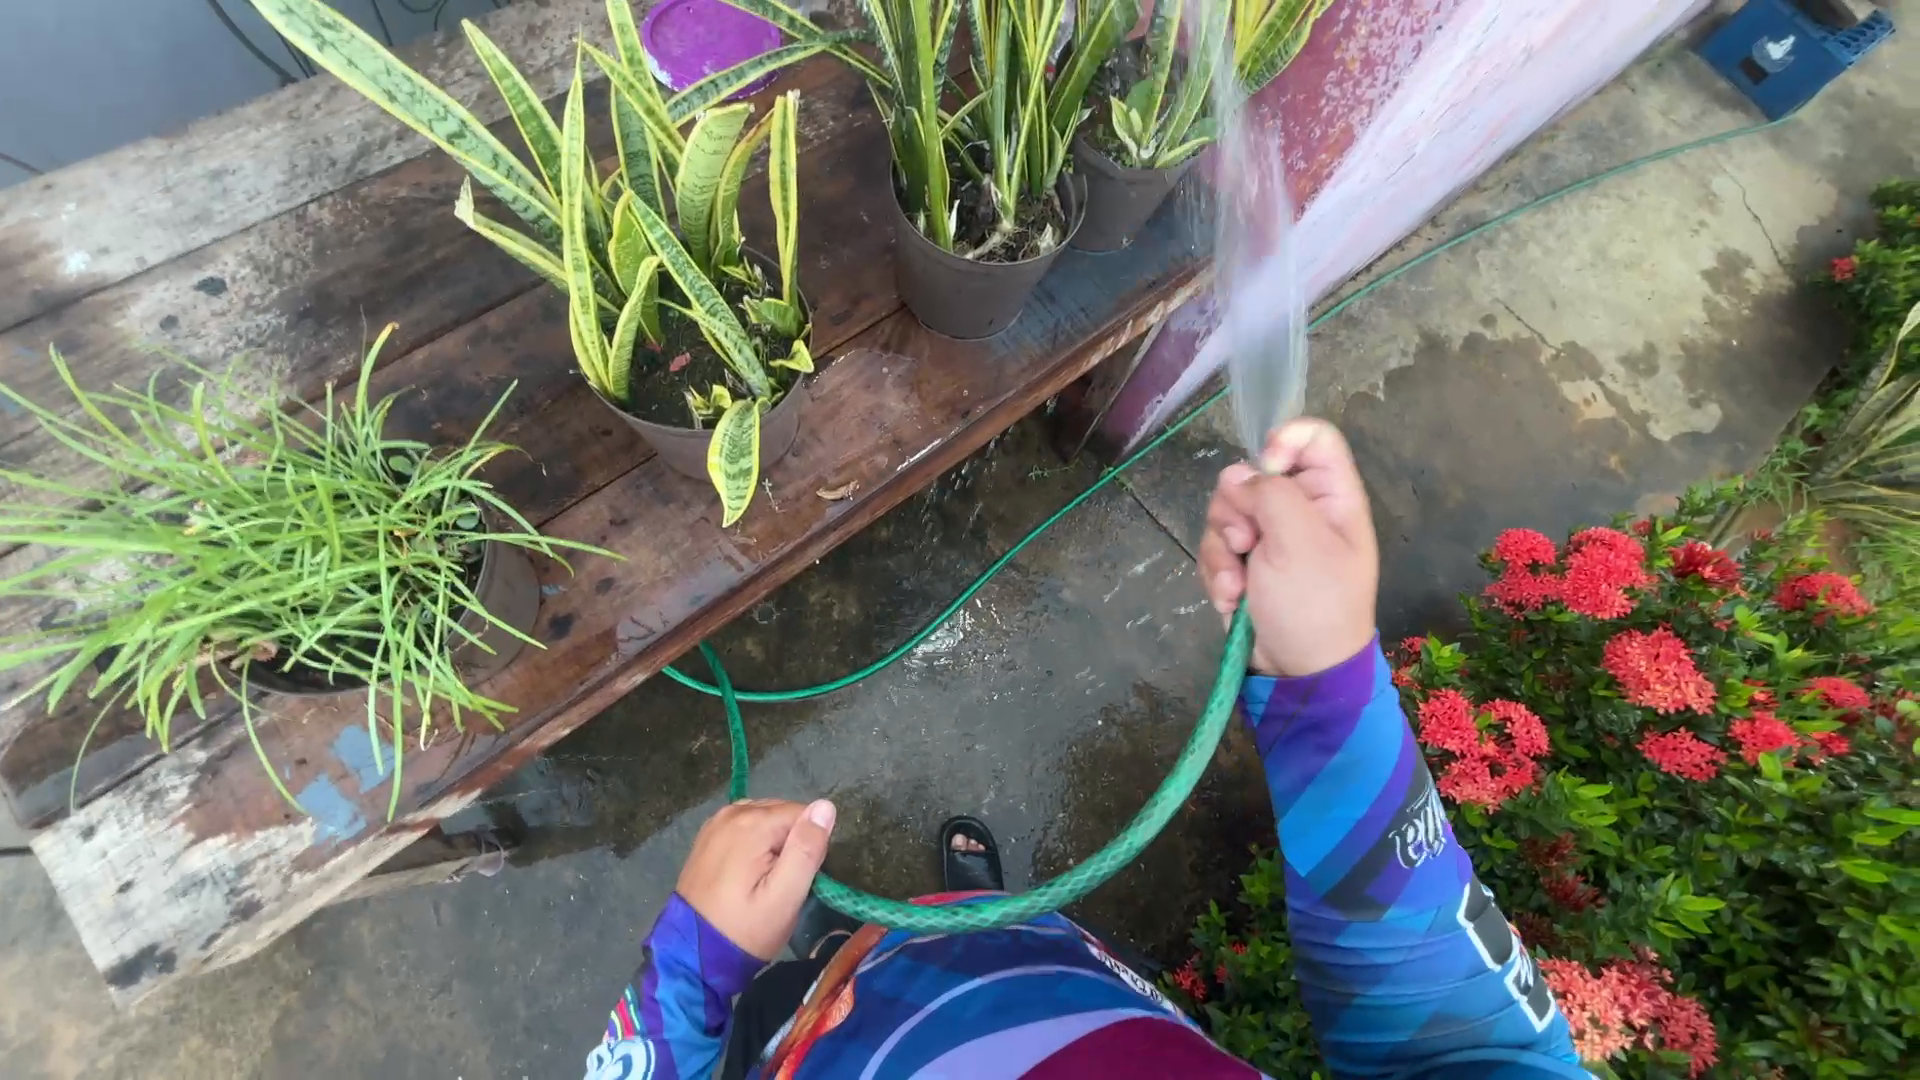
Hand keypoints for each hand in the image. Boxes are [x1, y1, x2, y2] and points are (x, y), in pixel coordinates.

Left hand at [676, 797, 836, 960]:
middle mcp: (733, 812)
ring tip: (764, 878)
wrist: (692, 955)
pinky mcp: (708, 835)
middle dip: (790, 842)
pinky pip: (746, 825)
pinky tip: (748, 870)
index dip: (808, 846)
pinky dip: (754, 841)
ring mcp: (717, 822)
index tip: (795, 878)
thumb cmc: (745, 929)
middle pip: (784, 813)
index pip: (804, 815)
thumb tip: (825, 806)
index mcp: (753, 822)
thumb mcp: (785, 897)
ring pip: (766, 817)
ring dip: (773, 841)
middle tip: (780, 883)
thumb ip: (807, 849)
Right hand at [1198, 418, 1378, 676]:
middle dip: (1236, 510)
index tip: (1264, 467)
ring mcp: (1267, 539)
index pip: (1313, 440)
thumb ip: (1271, 495)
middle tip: (1247, 541)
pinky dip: (1216, 574)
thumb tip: (1237, 477)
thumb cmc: (1313, 605)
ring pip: (1224, 513)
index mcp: (1331, 498)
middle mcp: (1298, 511)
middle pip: (1251, 476)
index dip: (1284, 441)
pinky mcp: (1240, 565)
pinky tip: (1232, 599)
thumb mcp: (1301, 542)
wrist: (1297, 672)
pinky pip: (1214, 548)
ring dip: (1222, 550)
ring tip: (1238, 584)